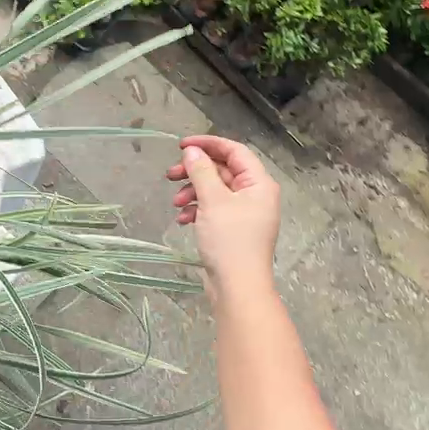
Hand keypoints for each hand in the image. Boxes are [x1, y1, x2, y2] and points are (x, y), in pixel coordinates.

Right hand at [165, 135, 280, 298]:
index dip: (208, 144)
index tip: (181, 146)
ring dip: (193, 192)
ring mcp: (244, 213)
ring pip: (215, 190)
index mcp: (258, 183)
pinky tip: (182, 219)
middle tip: (170, 174)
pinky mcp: (233, 229)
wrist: (238, 285)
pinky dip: (196, 209)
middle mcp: (255, 194)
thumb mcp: (213, 201)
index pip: (234, 151)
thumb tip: (192, 151)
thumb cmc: (230, 240)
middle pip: (222, 170)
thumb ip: (202, 172)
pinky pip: (213, 208)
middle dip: (195, 171)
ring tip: (175, 203)